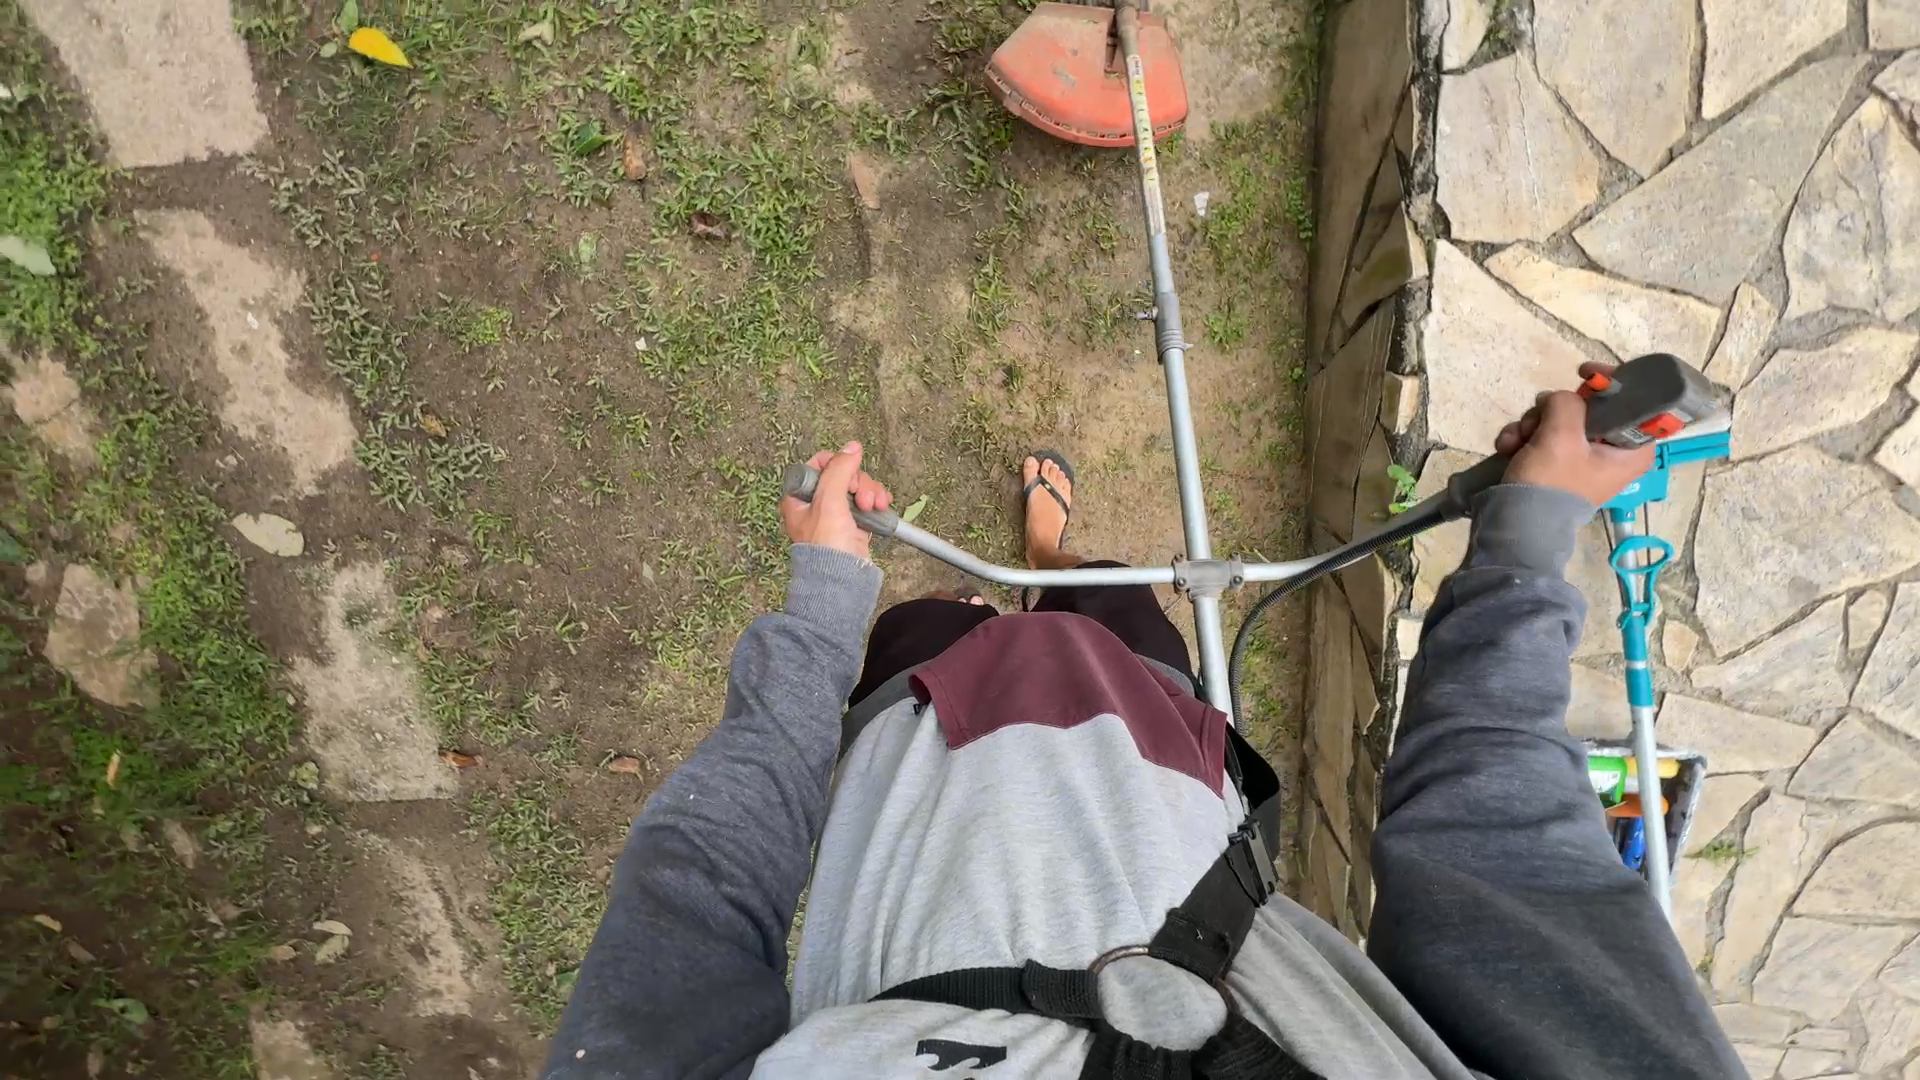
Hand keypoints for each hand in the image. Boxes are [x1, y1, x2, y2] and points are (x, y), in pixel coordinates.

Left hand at [779, 441, 891, 559]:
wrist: (842, 579)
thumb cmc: (827, 546)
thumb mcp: (829, 501)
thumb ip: (839, 470)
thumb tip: (852, 447)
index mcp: (800, 496)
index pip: (819, 464)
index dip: (837, 466)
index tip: (846, 476)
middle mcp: (816, 503)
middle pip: (843, 474)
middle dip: (859, 482)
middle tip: (863, 498)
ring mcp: (836, 514)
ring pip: (858, 487)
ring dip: (871, 492)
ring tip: (875, 506)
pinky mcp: (854, 523)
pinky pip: (867, 502)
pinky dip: (877, 501)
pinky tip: (882, 507)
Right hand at [1495, 363, 1656, 505]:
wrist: (1515, 524)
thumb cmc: (1550, 483)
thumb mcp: (1560, 437)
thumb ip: (1566, 405)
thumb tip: (1558, 397)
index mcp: (1632, 449)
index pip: (1635, 403)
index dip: (1610, 384)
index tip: (1584, 373)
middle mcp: (1610, 453)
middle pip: (1587, 411)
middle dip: (1553, 411)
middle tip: (1535, 420)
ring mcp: (1579, 460)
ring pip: (1557, 423)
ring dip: (1529, 425)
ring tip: (1513, 441)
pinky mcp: (1552, 466)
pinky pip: (1539, 439)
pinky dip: (1521, 439)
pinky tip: (1507, 449)